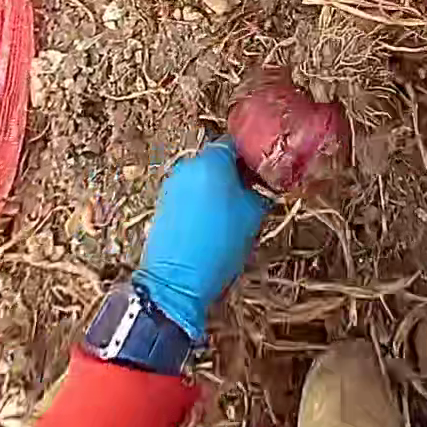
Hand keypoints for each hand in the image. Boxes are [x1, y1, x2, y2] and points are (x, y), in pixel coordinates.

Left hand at [132, 141, 267, 339]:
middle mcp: (189, 167)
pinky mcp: (163, 205)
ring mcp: (172, 186)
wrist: (175, 284)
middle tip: (254, 187)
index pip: (236, 143)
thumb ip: (260, 189)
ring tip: (234, 206)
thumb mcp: (253, 213)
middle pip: (218, 158)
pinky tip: (214, 219)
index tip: (263, 168)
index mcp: (212, 161)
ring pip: (203, 176)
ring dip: (218, 185)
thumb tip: (263, 184)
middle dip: (235, 170)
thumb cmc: (219, 243)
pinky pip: (189, 192)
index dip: (252, 154)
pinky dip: (202, 198)